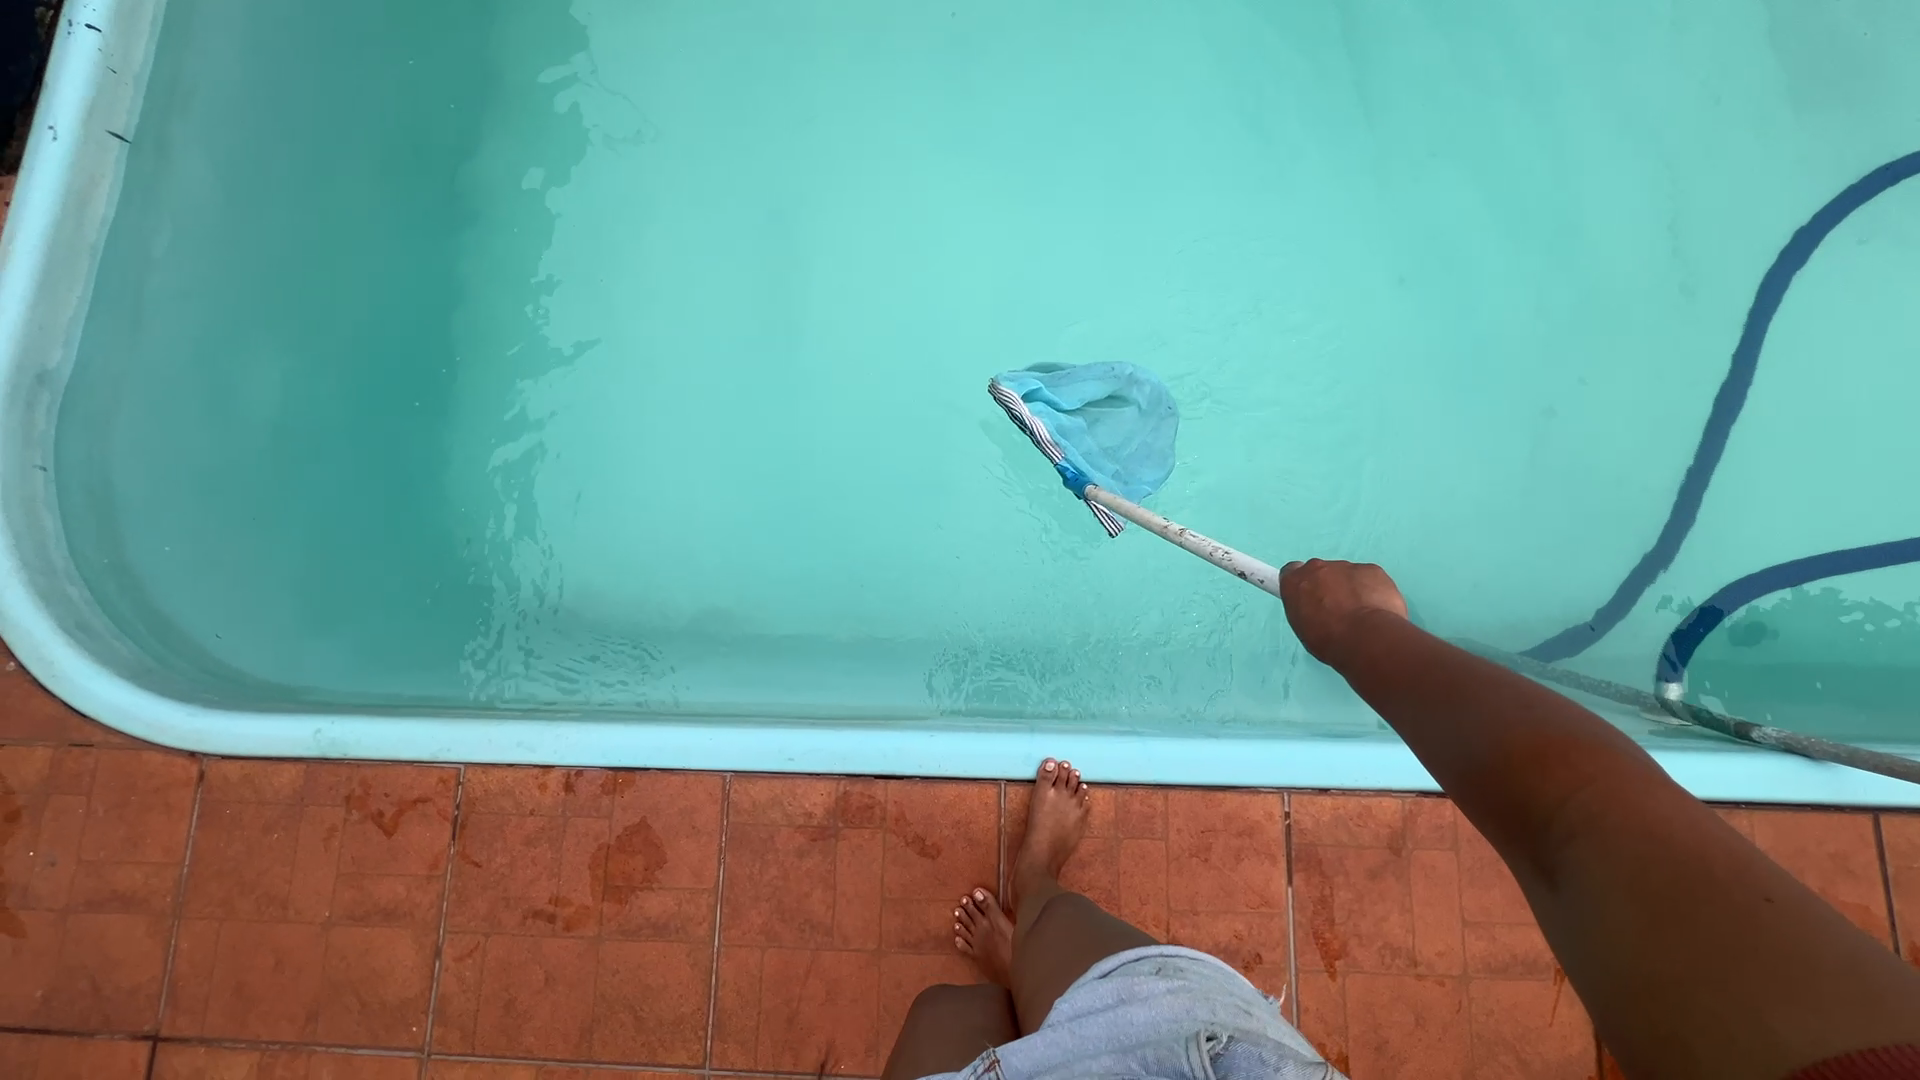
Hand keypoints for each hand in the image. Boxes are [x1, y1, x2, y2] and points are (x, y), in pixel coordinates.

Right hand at [1278, 559, 1409, 665]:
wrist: (1366, 637)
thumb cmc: (1328, 640)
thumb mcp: (1302, 627)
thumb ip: (1304, 608)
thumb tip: (1313, 609)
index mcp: (1294, 581)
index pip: (1292, 573)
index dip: (1303, 586)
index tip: (1309, 598)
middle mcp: (1316, 567)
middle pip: (1321, 572)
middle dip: (1328, 586)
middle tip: (1337, 610)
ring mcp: (1346, 566)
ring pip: (1347, 575)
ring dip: (1352, 589)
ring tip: (1361, 615)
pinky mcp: (1372, 569)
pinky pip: (1370, 578)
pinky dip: (1373, 590)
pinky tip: (1376, 609)